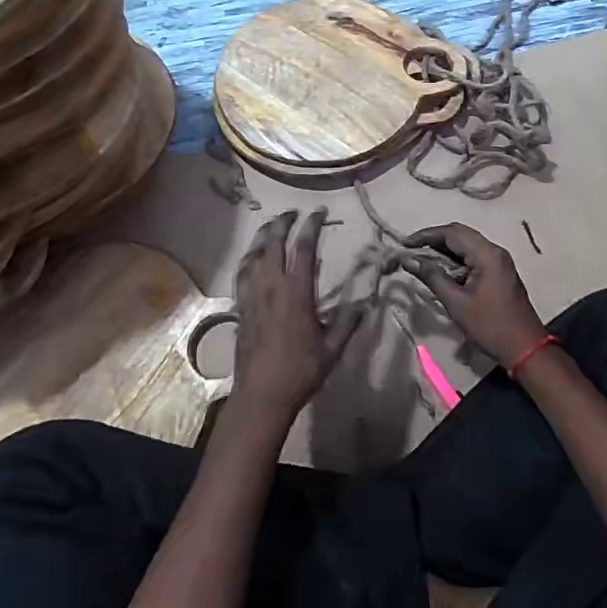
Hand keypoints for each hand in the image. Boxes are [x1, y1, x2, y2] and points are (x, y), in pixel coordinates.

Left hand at [232, 209, 364, 417]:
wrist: (262, 395)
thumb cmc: (301, 372)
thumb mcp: (333, 348)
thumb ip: (348, 322)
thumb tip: (366, 303)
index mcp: (296, 293)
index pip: (304, 248)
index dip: (311, 226)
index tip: (318, 212)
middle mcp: (271, 287)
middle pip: (273, 244)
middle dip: (282, 223)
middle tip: (293, 212)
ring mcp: (251, 296)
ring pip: (253, 255)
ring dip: (262, 236)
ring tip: (270, 226)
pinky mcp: (240, 308)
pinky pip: (242, 273)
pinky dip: (248, 258)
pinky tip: (252, 258)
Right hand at [409, 223, 548, 368]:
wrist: (524, 347)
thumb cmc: (490, 326)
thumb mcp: (456, 302)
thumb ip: (432, 276)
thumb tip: (408, 259)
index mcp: (487, 254)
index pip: (452, 233)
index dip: (426, 235)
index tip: (405, 243)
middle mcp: (495, 252)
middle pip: (460, 235)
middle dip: (434, 240)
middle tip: (411, 249)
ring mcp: (499, 261)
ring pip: (467, 246)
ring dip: (444, 250)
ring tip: (421, 260)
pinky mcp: (499, 272)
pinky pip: (474, 258)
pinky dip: (456, 261)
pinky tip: (441, 271)